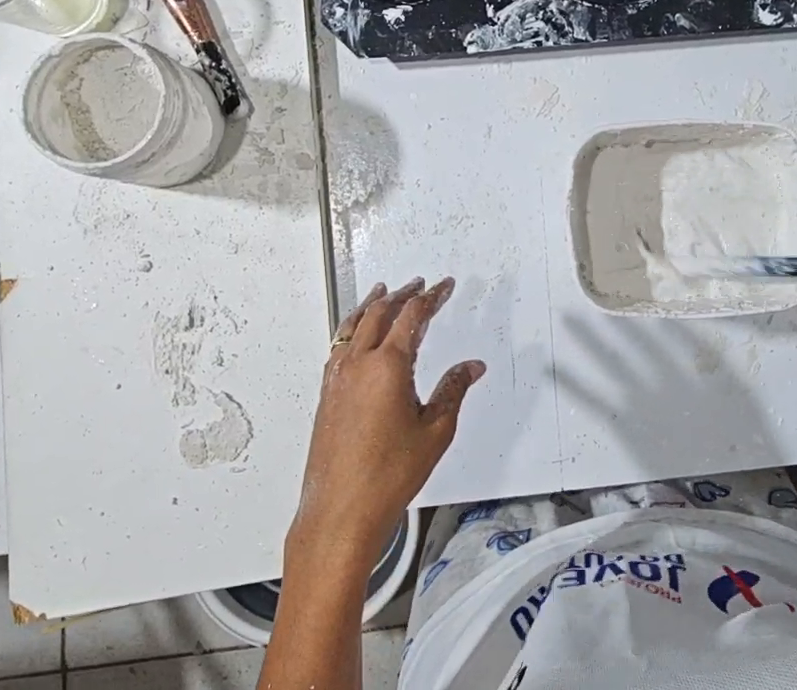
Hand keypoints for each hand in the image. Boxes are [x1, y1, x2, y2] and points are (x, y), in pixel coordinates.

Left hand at [289, 279, 485, 570]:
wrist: (340, 511)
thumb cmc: (385, 477)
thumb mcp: (435, 431)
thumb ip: (453, 391)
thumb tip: (470, 368)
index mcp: (387, 366)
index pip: (412, 316)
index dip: (431, 297)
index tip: (444, 287)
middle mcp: (357, 365)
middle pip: (379, 313)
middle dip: (402, 294)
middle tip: (419, 285)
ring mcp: (337, 379)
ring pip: (353, 326)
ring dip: (372, 305)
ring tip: (381, 293)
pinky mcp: (327, 395)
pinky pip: (339, 346)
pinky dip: (351, 328)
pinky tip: (354, 335)